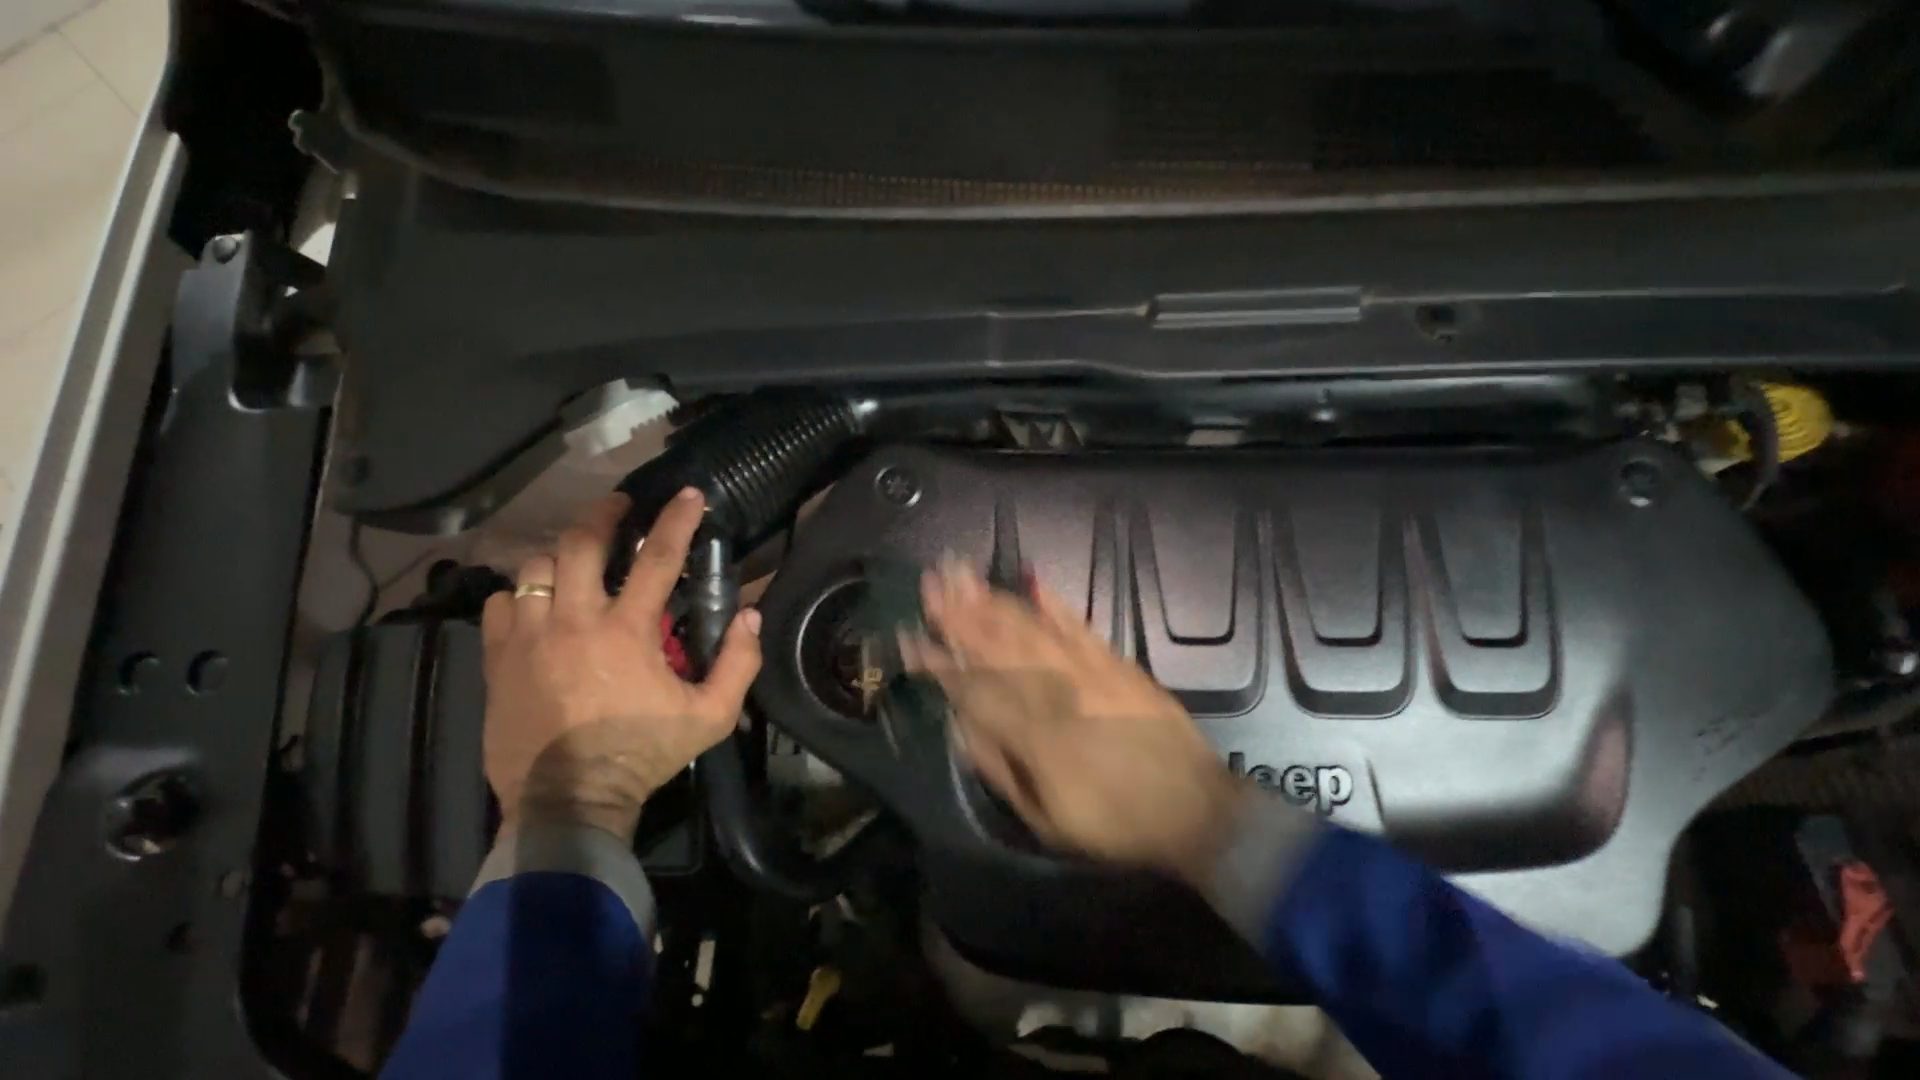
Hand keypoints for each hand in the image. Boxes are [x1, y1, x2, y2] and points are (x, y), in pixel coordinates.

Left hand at [480, 489, 761, 840]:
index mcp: (628, 631)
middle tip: (618, 505)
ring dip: (561, 556)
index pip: (658, 557)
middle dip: (603, 513)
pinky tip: (535, 606)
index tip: (688, 493)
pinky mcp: (497, 659)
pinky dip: (519, 595)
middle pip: (581, 543)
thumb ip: (738, 663)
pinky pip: (498, 604)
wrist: (568, 802)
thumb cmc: (643, 755)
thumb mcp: (711, 717)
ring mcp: (529, 637)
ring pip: (536, 568)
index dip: (677, 519)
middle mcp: (574, 620)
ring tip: (576, 560)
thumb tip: (750, 615)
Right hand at [900, 561, 1247, 884]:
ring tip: (964, 576)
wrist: (1194, 809)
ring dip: (995, 600)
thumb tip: (960, 728)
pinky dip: (1054, 603)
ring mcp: (1089, 673)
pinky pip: (1079, 626)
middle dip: (960, 613)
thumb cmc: (1114, 822)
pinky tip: (1033, 581)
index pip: (974, 689)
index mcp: (1033, 735)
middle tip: (930, 583)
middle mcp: (1056, 694)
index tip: (910, 637)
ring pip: (1031, 629)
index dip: (939, 662)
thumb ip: (1000, 769)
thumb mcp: (1046, 818)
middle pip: (998, 646)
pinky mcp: (1117, 663)